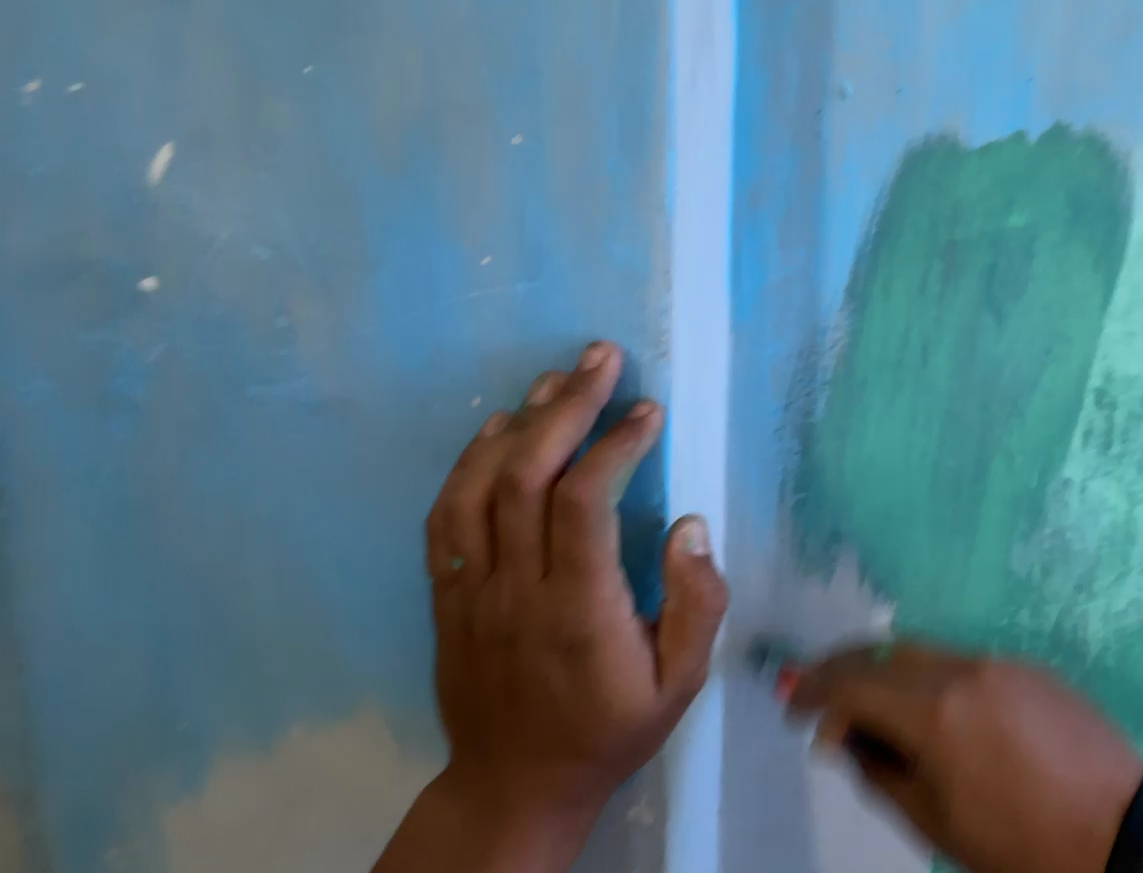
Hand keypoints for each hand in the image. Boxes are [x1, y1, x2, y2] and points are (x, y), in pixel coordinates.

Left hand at [375, 341, 728, 872]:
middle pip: (527, 476)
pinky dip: (468, 462)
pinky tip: (497, 427)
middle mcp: (518, 590)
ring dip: (519, 422)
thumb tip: (689, 525)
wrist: (516, 787)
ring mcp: (473, 591)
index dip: (616, 445)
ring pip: (479, 487)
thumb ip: (697, 604)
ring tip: (556, 378)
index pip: (585, 504)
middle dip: (567, 406)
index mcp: (578, 611)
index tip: (647, 410)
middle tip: (601, 357)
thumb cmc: (610, 730)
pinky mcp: (449, 595)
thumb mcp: (680, 685)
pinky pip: (445, 517)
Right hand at [790, 643, 1142, 872]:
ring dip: (885, 667)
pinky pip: (959, 658)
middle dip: (843, 667)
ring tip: (866, 697)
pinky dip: (928, 673)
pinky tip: (928, 703)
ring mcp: (996, 659)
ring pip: (920, 648)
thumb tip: (842, 736)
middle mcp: (960, 668)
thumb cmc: (1021, 843)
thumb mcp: (936, 822)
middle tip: (816, 691)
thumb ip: (879, 769)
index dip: (814, 689)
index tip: (791, 703)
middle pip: (883, 650)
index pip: (853, 683)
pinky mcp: (1024, 663)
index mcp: (934, 712)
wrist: (1123, 829)